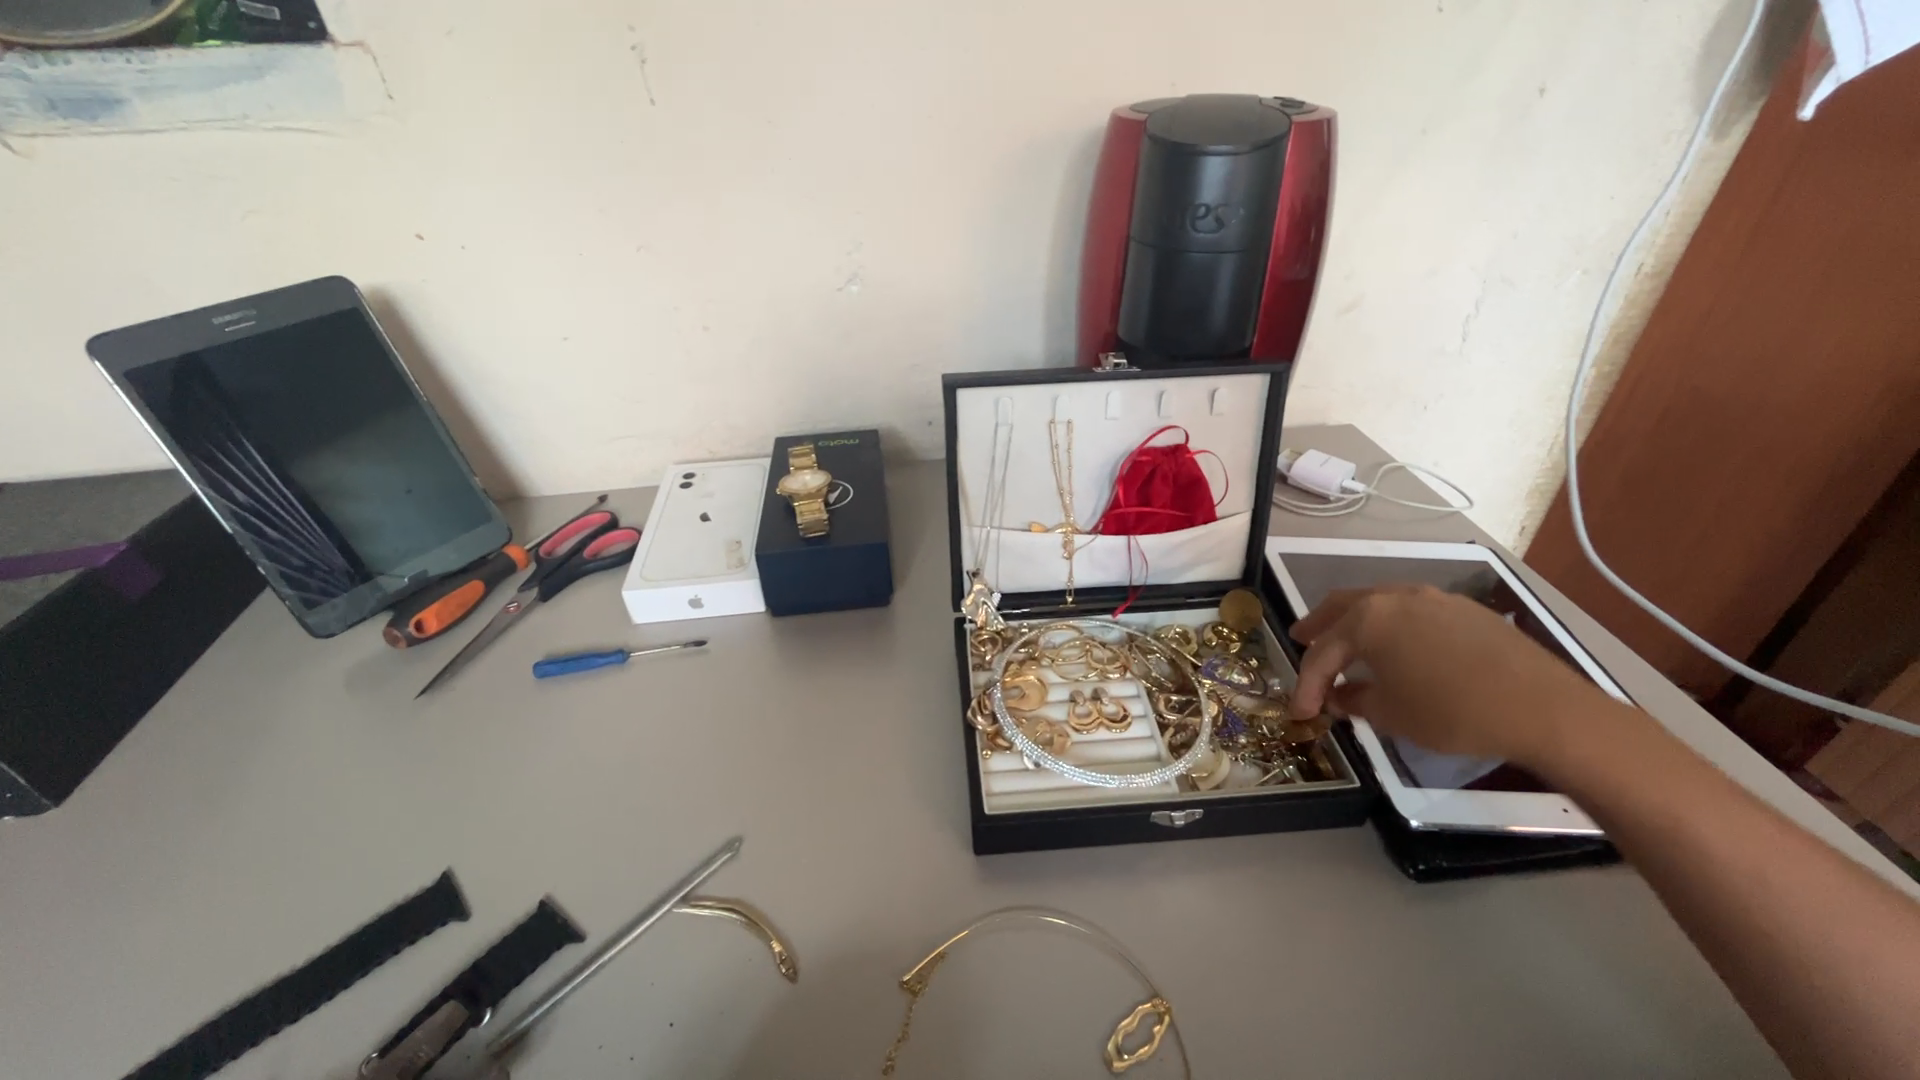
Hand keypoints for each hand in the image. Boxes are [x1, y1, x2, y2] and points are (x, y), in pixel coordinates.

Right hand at [1288, 585, 1624, 769]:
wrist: (1543, 708)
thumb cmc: (1452, 712)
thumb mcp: (1392, 715)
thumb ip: (1355, 700)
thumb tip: (1340, 696)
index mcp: (1368, 619)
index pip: (1322, 653)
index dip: (1306, 685)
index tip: (1300, 712)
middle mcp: (1396, 597)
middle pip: (1343, 607)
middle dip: (1319, 626)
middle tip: (1300, 639)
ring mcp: (1434, 598)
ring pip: (1380, 604)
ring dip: (1357, 623)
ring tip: (1348, 643)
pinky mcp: (1466, 610)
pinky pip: (1413, 612)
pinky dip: (1393, 627)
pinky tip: (1400, 648)